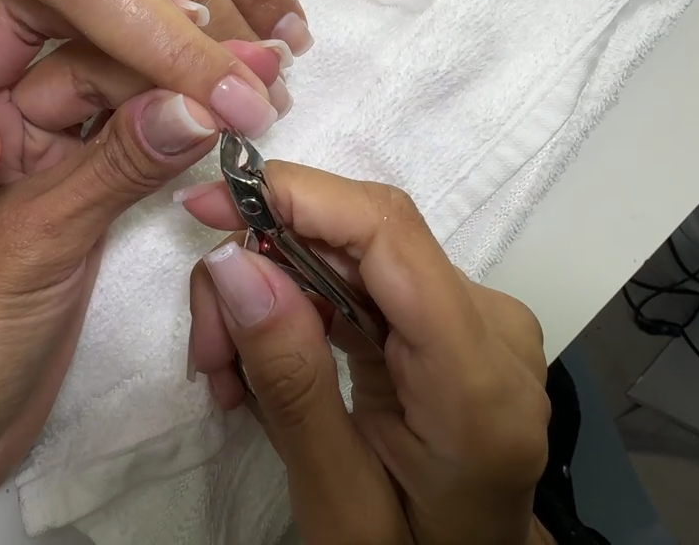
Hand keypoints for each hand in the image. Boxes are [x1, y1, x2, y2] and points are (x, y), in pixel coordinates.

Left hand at [0, 0, 285, 543]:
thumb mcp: (31, 243)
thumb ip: (117, 166)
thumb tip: (205, 99)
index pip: (35, 20)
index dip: (112, 8)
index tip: (204, 20)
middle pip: (88, 58)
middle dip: (167, 56)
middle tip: (258, 57)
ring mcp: (41, 158)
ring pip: (117, 103)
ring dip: (182, 94)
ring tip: (264, 81)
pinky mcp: (74, 198)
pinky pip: (128, 151)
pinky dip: (175, 139)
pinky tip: (225, 123)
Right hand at [182, 166, 554, 544]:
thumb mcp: (338, 505)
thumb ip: (291, 383)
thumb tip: (233, 262)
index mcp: (478, 381)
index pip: (388, 232)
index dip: (296, 194)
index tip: (208, 205)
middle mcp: (491, 326)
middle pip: (357, 239)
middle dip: (262, 268)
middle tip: (206, 349)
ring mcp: (475, 317)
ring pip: (347, 254)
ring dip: (272, 292)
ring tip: (229, 371)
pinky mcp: (449, 317)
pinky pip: (358, 279)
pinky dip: (298, 305)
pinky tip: (266, 357)